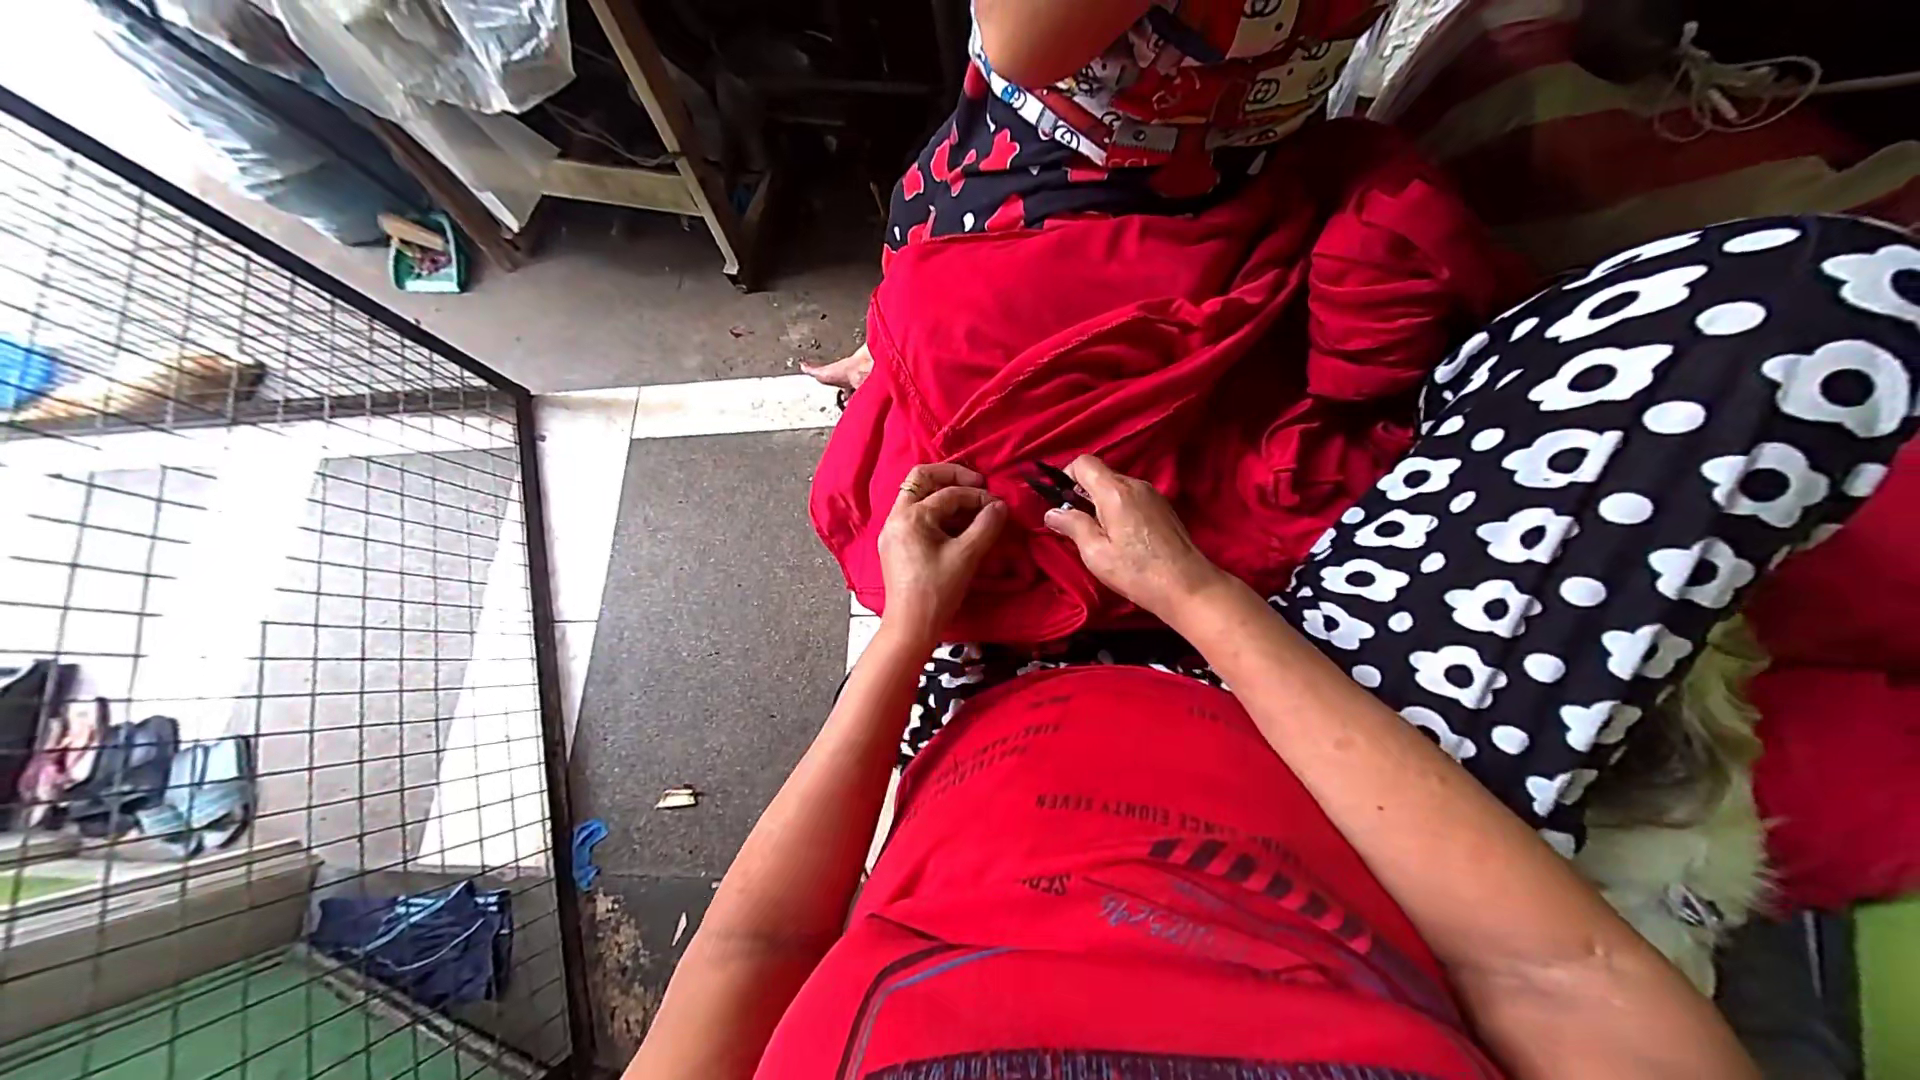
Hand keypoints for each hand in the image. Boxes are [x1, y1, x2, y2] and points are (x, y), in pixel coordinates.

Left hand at [878, 463, 1007, 641]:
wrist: (911, 627)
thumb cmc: (937, 591)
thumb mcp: (967, 556)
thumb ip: (986, 526)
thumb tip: (1000, 506)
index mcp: (910, 516)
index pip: (949, 493)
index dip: (978, 496)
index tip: (999, 506)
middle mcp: (895, 518)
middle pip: (922, 480)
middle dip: (952, 477)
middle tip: (978, 484)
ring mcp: (892, 532)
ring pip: (918, 497)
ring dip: (945, 496)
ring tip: (972, 508)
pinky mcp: (895, 546)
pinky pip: (916, 516)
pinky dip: (937, 514)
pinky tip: (957, 526)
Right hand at [1042, 454, 1228, 624]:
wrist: (1188, 586)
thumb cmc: (1137, 572)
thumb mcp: (1095, 552)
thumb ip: (1072, 526)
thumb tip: (1052, 512)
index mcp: (1115, 491)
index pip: (1084, 462)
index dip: (1067, 477)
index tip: (1064, 503)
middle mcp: (1135, 485)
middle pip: (1101, 474)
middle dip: (1084, 494)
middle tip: (1079, 526)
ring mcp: (1153, 495)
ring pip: (1116, 487)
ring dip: (1102, 504)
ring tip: (1102, 536)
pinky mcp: (1163, 508)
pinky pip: (1132, 498)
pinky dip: (1119, 509)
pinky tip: (1123, 538)